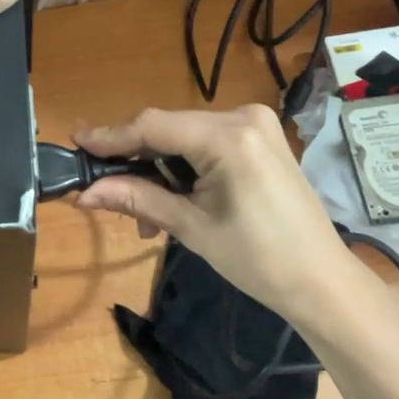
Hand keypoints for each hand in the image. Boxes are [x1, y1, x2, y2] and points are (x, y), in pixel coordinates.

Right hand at [75, 105, 356, 319]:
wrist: (321, 281)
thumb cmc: (259, 260)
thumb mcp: (191, 228)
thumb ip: (138, 199)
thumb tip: (86, 193)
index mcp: (229, 138)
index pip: (153, 126)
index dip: (112, 136)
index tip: (76, 143)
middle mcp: (244, 117)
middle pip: (167, 128)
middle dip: (135, 161)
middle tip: (106, 193)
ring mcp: (256, 125)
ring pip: (184, 135)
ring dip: (159, 168)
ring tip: (146, 216)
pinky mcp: (261, 138)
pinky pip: (206, 141)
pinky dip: (184, 166)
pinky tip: (175, 198)